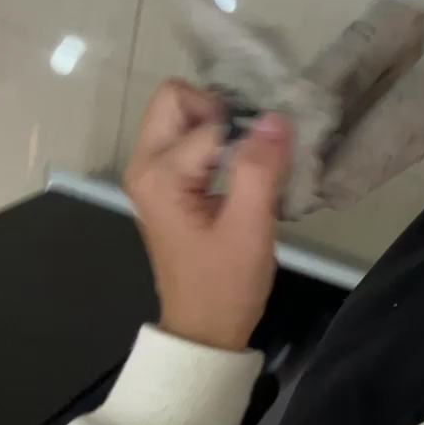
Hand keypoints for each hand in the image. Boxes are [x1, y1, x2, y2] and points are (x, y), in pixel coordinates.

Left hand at [125, 80, 292, 350]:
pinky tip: (248, 172)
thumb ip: (260, 169)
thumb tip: (276, 119)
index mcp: (159, 173)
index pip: (210, 122)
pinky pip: (192, 139)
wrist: (205, 325)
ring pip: (185, 116)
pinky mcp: (169, 183)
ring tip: (259, 161)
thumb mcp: (250, 227)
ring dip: (225, 128)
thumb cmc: (227, 281)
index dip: (250, 132)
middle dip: (225, 112)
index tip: (277, 159)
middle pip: (177, 100)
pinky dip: (222, 144)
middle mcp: (145, 164)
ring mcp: (154, 173)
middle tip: (260, 149)